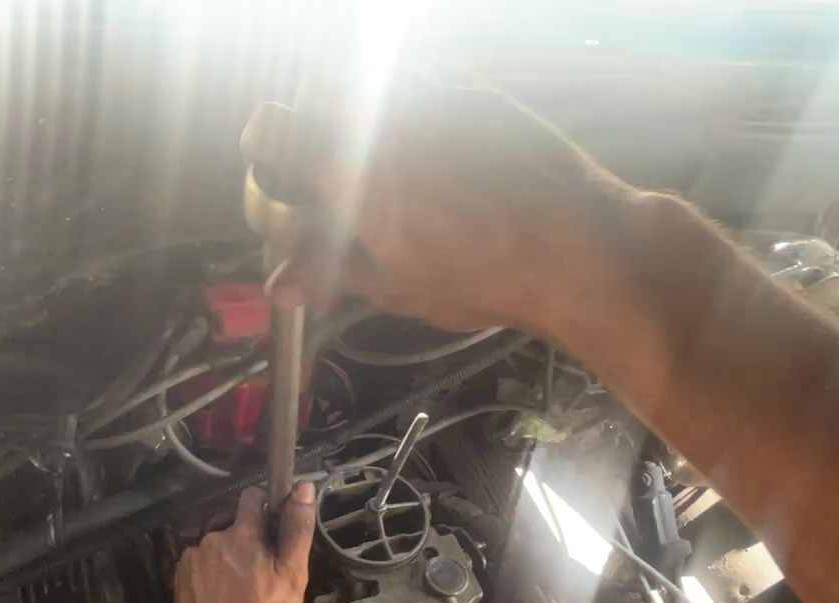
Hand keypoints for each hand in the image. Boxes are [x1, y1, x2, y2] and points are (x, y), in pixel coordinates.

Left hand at [173, 484, 315, 602]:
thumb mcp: (291, 577)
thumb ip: (296, 530)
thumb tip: (303, 488)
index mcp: (241, 534)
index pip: (251, 497)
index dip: (266, 507)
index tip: (274, 527)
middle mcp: (211, 539)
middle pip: (233, 528)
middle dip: (247, 543)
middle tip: (262, 576)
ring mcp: (191, 561)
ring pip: (216, 550)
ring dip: (227, 562)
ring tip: (240, 595)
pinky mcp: (177, 581)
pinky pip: (199, 568)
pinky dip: (210, 579)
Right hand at [240, 79, 632, 334]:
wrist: (575, 248)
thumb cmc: (482, 278)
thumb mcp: (398, 288)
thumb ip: (334, 273)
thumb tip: (279, 287)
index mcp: (356, 174)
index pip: (273, 129)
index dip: (263, 145)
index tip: (272, 163)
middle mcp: (385, 120)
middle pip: (314, 94)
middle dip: (310, 129)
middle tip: (331, 172)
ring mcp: (432, 95)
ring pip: (365, 78)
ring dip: (355, 109)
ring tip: (381, 158)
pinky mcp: (476, 89)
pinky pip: (418, 77)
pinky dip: (404, 102)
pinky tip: (430, 148)